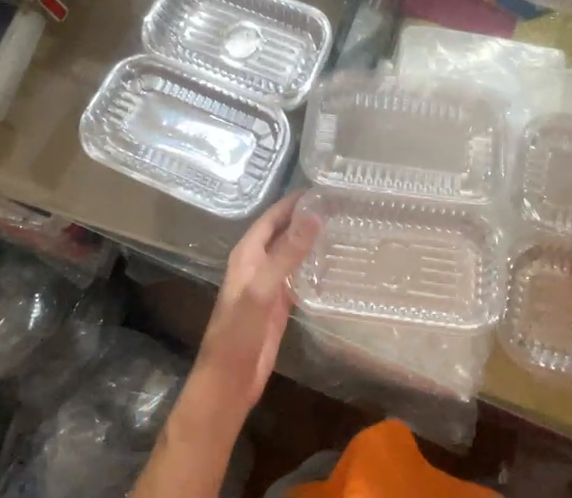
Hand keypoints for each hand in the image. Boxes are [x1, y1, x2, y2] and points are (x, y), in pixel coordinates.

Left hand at [188, 191, 319, 416]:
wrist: (229, 382)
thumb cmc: (238, 333)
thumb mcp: (262, 290)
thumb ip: (286, 255)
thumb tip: (314, 217)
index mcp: (247, 254)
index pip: (272, 217)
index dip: (294, 202)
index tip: (324, 188)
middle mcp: (257, 264)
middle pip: (284, 232)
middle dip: (306, 217)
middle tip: (341, 205)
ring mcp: (269, 285)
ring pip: (293, 253)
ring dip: (312, 240)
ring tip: (343, 227)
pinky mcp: (280, 306)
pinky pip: (299, 277)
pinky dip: (314, 267)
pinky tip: (334, 263)